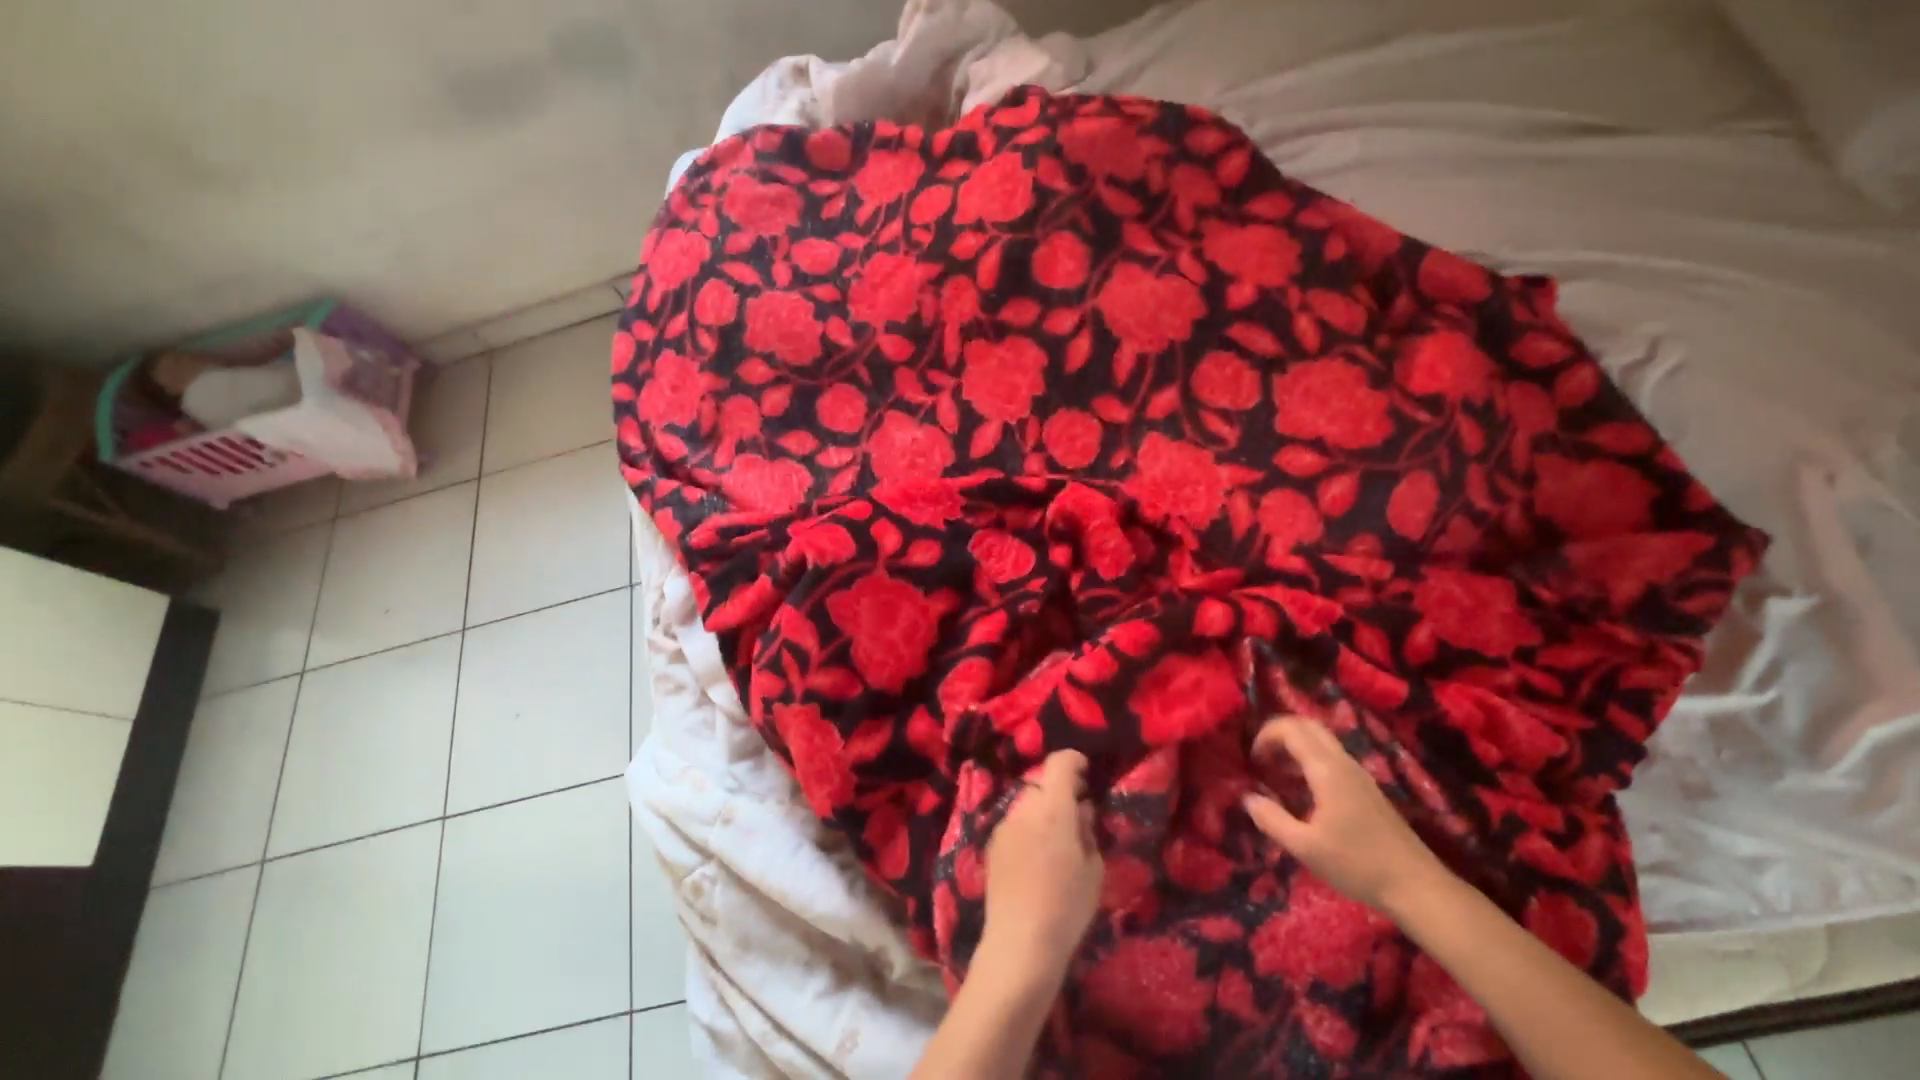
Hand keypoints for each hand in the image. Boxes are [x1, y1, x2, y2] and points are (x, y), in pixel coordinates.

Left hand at [981, 750, 1103, 980]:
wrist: (1020, 941)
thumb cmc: (1068, 906)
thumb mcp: (1093, 868)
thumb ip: (1087, 831)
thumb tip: (1081, 810)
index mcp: (1053, 809)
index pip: (1059, 764)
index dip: (1074, 762)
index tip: (1085, 773)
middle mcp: (1023, 810)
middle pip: (1041, 785)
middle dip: (1059, 792)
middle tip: (1076, 814)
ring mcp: (1003, 827)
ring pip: (1026, 806)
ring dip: (1041, 812)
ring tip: (1057, 841)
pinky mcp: (991, 846)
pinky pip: (1013, 826)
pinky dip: (1027, 830)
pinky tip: (1036, 859)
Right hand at [1242, 715, 1447, 913]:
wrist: (1415, 885)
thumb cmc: (1357, 864)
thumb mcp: (1305, 847)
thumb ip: (1271, 819)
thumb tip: (1248, 798)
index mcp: (1327, 771)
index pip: (1291, 729)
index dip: (1266, 735)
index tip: (1252, 760)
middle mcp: (1344, 763)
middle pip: (1309, 726)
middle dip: (1280, 733)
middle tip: (1262, 758)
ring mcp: (1360, 774)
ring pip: (1323, 741)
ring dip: (1297, 746)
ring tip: (1278, 773)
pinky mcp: (1368, 789)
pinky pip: (1334, 758)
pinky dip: (1312, 760)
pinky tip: (1304, 790)